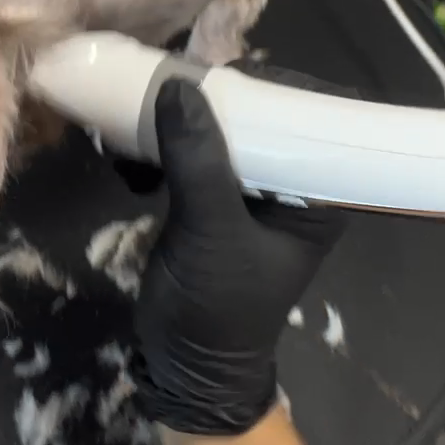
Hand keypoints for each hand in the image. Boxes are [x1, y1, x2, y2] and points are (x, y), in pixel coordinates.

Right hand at [133, 78, 348, 436]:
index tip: (223, 79)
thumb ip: (199, 161)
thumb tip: (178, 86)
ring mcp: (244, 185)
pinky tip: (127, 167)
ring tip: (133, 145)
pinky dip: (154, 148)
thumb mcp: (213, 232)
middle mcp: (287, 179)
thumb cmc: (217, 306)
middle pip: (256, 111)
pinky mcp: (206, 193)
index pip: (315, 113)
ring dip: (170, 124)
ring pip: (214, 126)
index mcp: (317, 191)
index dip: (274, 85)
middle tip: (164, 100)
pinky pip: (184, 149)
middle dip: (205, 102)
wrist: (180, 365)